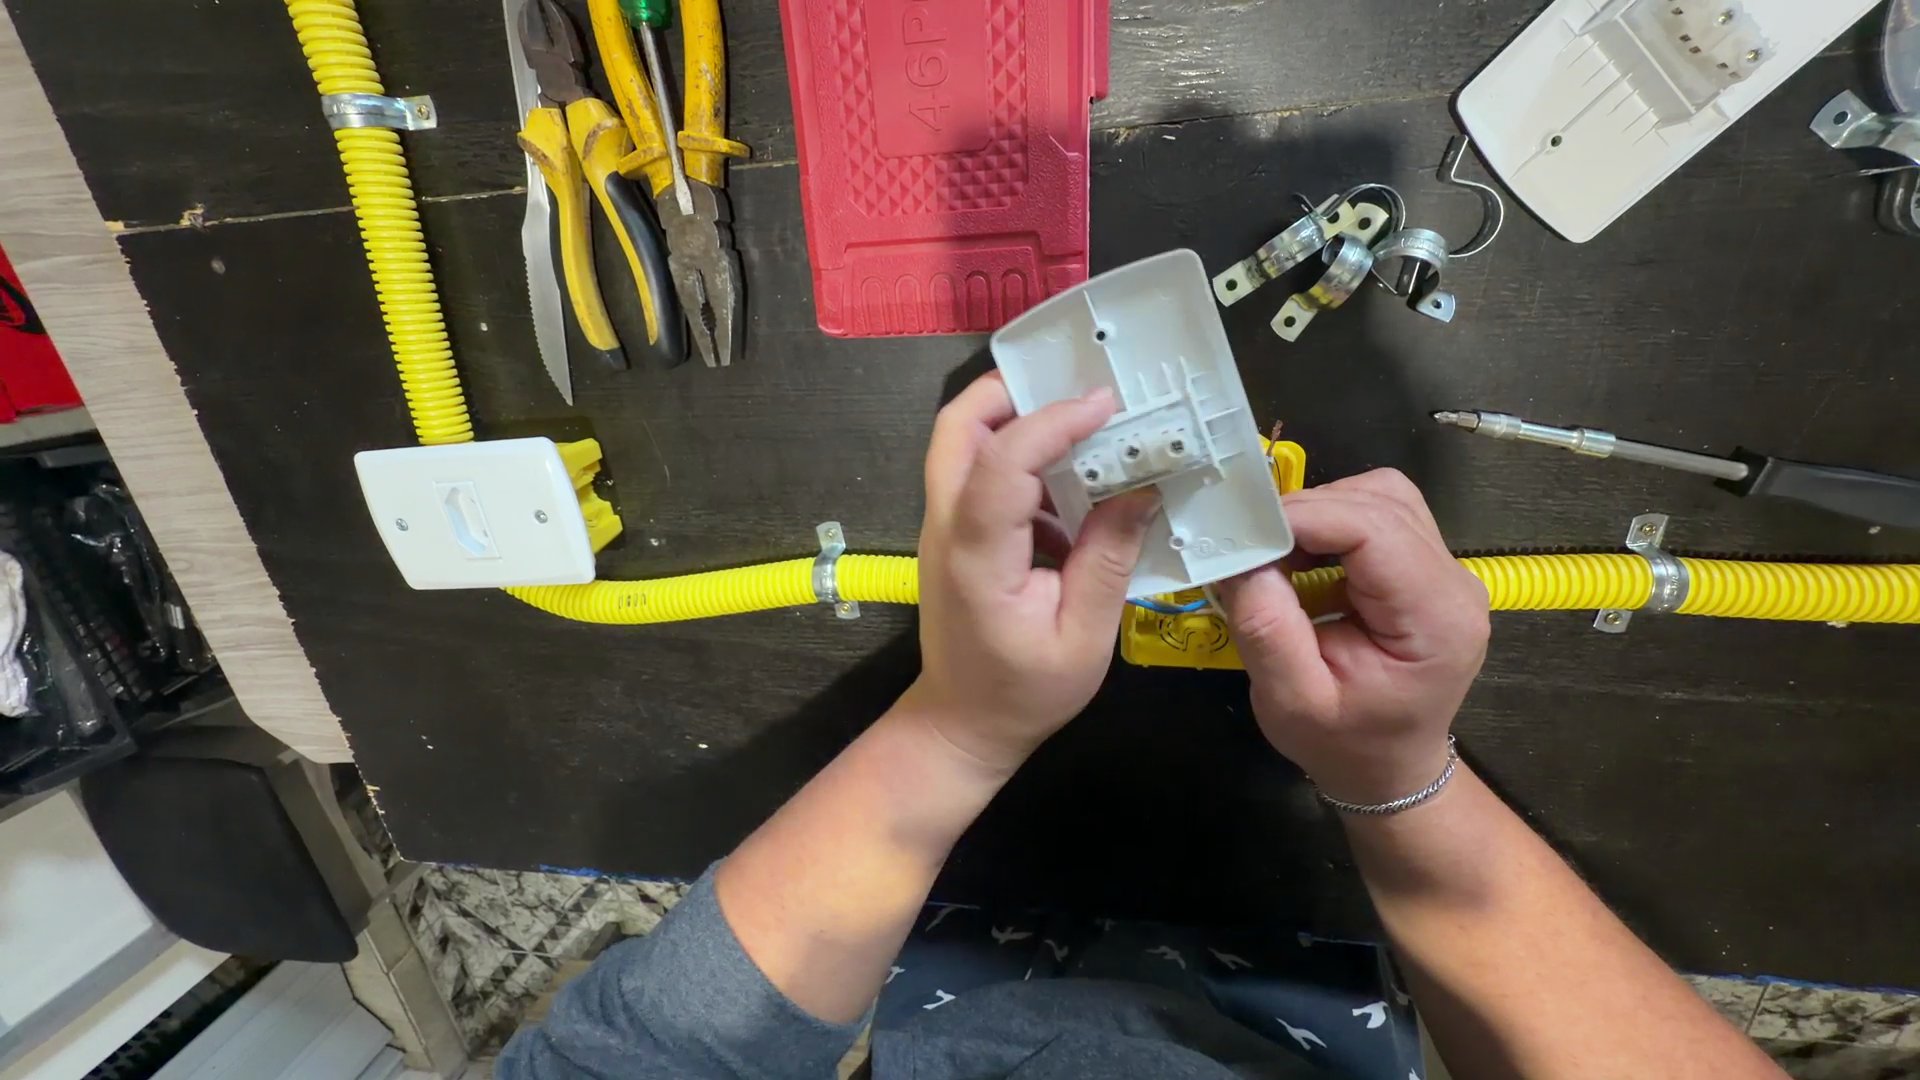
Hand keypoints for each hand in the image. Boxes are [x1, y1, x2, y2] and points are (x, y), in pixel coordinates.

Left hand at [908, 372, 1156, 772]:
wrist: (960, 723)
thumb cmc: (1023, 691)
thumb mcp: (1084, 638)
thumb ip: (1109, 559)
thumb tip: (1140, 490)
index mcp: (977, 556)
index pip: (1003, 463)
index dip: (1052, 423)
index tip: (1105, 405)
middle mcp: (946, 528)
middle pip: (954, 429)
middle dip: (1008, 390)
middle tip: (1070, 384)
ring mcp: (941, 528)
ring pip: (958, 444)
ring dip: (1012, 417)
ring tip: (1078, 420)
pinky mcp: (952, 535)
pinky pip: (976, 474)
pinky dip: (1016, 456)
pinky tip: (1067, 478)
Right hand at [1215, 469, 1489, 805]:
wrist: (1387, 769)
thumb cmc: (1342, 743)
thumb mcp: (1290, 700)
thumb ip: (1267, 629)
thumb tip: (1243, 558)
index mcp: (1434, 618)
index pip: (1374, 528)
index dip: (1304, 516)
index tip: (1244, 534)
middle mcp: (1452, 583)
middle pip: (1381, 500)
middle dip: (1306, 512)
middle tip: (1252, 546)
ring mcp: (1443, 572)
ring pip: (1380, 497)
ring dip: (1317, 513)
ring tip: (1274, 553)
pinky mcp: (1421, 569)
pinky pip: (1375, 516)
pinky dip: (1327, 523)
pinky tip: (1298, 558)